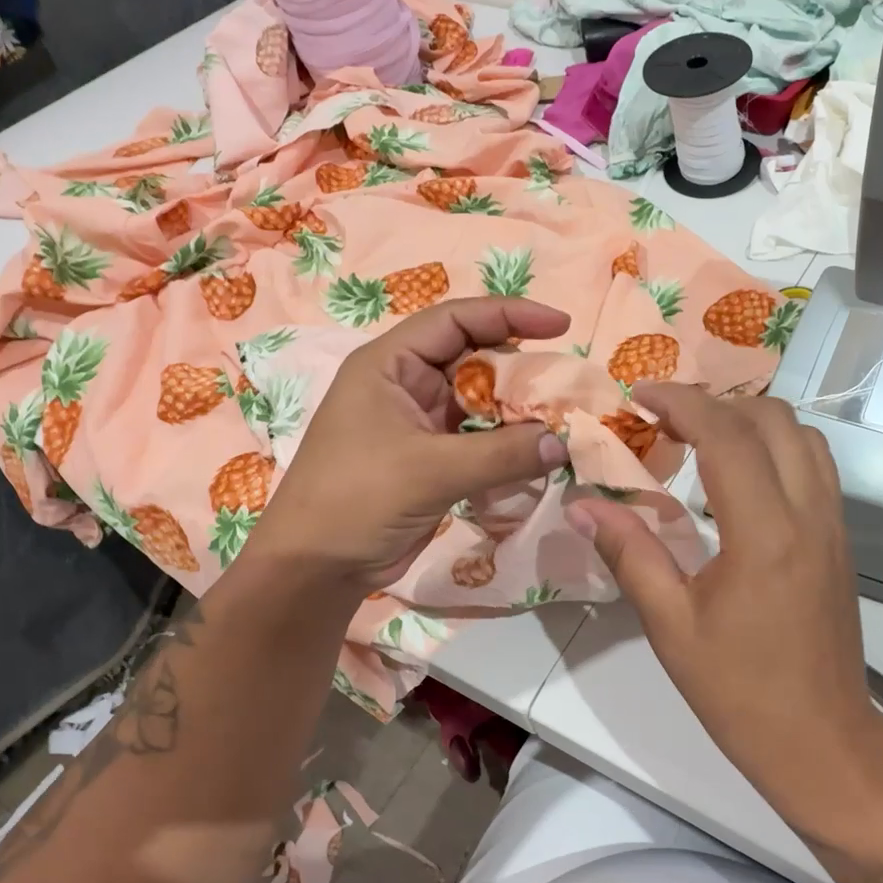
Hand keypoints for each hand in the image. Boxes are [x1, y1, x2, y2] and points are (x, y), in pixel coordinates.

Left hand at [248, 298, 571, 595]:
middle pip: (475, 359)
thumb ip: (503, 454)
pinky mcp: (432, 459)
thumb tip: (564, 442)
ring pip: (482, 402)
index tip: (562, 325)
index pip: (457, 320)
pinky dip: (508, 445)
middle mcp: (405, 385)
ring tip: (561, 423)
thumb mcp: (431, 470)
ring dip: (519, 412)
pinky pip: (480, 439)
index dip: (510, 314)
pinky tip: (537, 458)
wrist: (315, 569)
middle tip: (566, 388)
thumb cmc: (356, 499)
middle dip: (522, 370)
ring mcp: (419, 423)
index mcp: (389, 365)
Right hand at [569, 385, 882, 816]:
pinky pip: (817, 466)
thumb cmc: (741, 694)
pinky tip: (743, 474)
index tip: (641, 395)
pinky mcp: (842, 540)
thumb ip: (630, 554)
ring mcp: (834, 524)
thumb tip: (583, 504)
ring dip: (754, 420)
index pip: (726, 435)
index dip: (682, 402)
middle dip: (717, 403)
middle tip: (667, 418)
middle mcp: (809, 513)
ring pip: (804, 436)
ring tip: (703, 437)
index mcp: (765, 533)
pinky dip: (780, 446)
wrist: (823, 742)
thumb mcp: (672, 627)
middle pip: (773, 418)